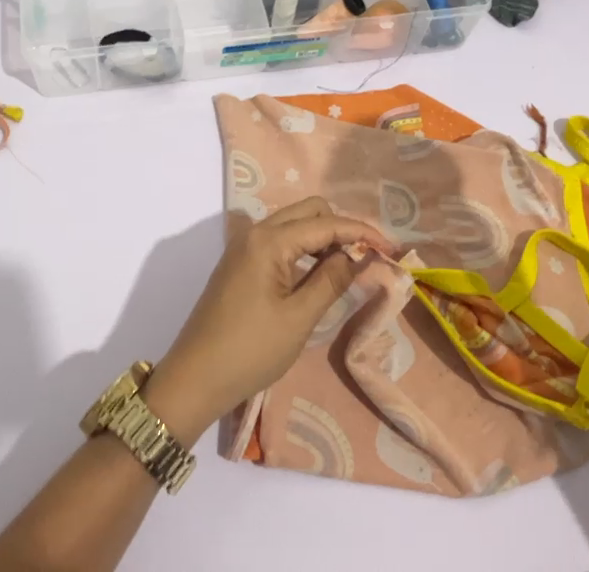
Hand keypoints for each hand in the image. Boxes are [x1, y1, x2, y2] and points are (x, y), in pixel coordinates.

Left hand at [142, 199, 390, 444]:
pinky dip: (304, 249)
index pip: (326, 223)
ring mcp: (244, 247)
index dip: (362, 233)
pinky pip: (280, 242)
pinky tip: (319, 273)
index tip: (393, 250)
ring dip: (324, 238)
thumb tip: (359, 255)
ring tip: (351, 267)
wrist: (195, 377)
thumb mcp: (299, 318)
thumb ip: (332, 280)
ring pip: (293, 225)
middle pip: (309, 212)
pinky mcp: (240, 264)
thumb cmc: (251, 350)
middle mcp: (254, 232)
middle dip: (343, 228)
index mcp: (269, 240)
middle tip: (370, 258)